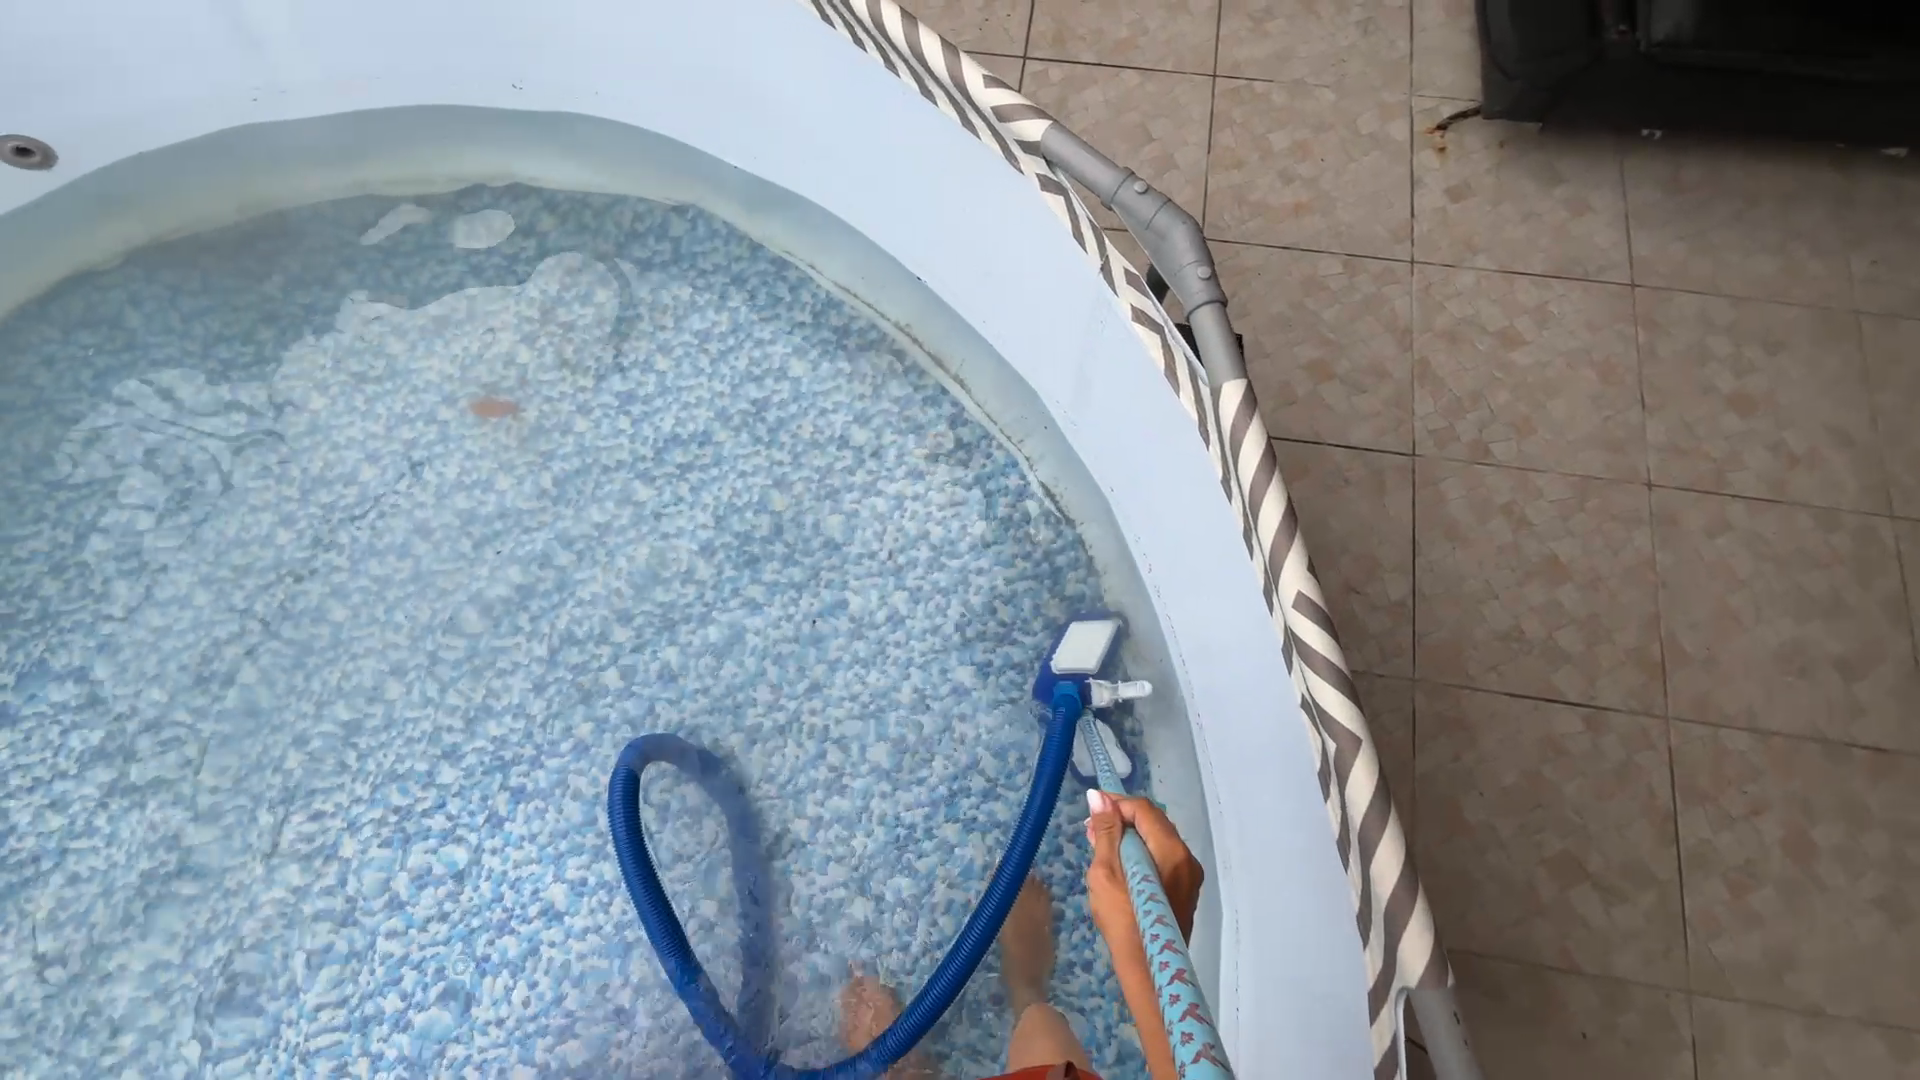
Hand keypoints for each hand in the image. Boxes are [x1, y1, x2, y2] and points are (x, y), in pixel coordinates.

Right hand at [1084, 789, 1203, 944]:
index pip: (1144, 810)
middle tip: (1091, 827)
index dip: (1116, 803)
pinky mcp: (1185, 889)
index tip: (1091, 808)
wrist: (1149, 974)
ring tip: (1099, 843)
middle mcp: (1188, 858)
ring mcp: (1190, 875)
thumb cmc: (1123, 922)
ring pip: (1157, 838)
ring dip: (1129, 835)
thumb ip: (1106, 832)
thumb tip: (1099, 797)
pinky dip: (1140, 852)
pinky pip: (1162, 857)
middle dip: (1121, 818)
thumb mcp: (1106, 872)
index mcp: (1172, 852)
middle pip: (1154, 822)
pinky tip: (1118, 861)